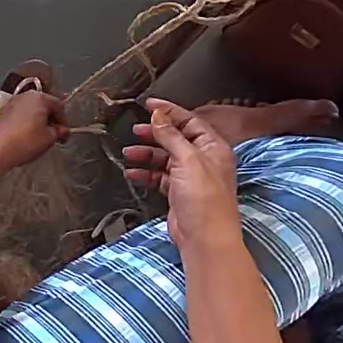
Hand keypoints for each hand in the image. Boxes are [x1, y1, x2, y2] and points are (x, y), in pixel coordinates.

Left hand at [0, 89, 67, 170]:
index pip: (59, 105)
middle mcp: (24, 97)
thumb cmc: (20, 142)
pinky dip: (25, 125)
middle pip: (44, 106)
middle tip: (54, 136)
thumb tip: (61, 131)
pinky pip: (19, 117)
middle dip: (50, 121)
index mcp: (39, 97)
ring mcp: (11, 105)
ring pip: (31, 111)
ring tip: (39, 140)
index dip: (64, 121)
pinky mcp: (2, 114)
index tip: (64, 132)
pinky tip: (26, 139)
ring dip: (37, 123)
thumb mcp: (49, 138)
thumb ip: (59, 131)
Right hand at [123, 98, 242, 252]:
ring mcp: (191, 176)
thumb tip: (158, 116)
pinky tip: (133, 173)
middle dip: (154, 134)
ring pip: (164, 157)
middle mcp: (203, 160)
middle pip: (175, 138)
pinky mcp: (179, 191)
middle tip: (137, 129)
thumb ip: (171, 136)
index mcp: (213, 147)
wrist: (204, 237)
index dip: (169, 111)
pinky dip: (145, 173)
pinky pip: (159, 176)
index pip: (189, 121)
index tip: (150, 104)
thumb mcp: (188, 160)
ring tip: (129, 152)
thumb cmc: (206, 201)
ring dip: (146, 154)